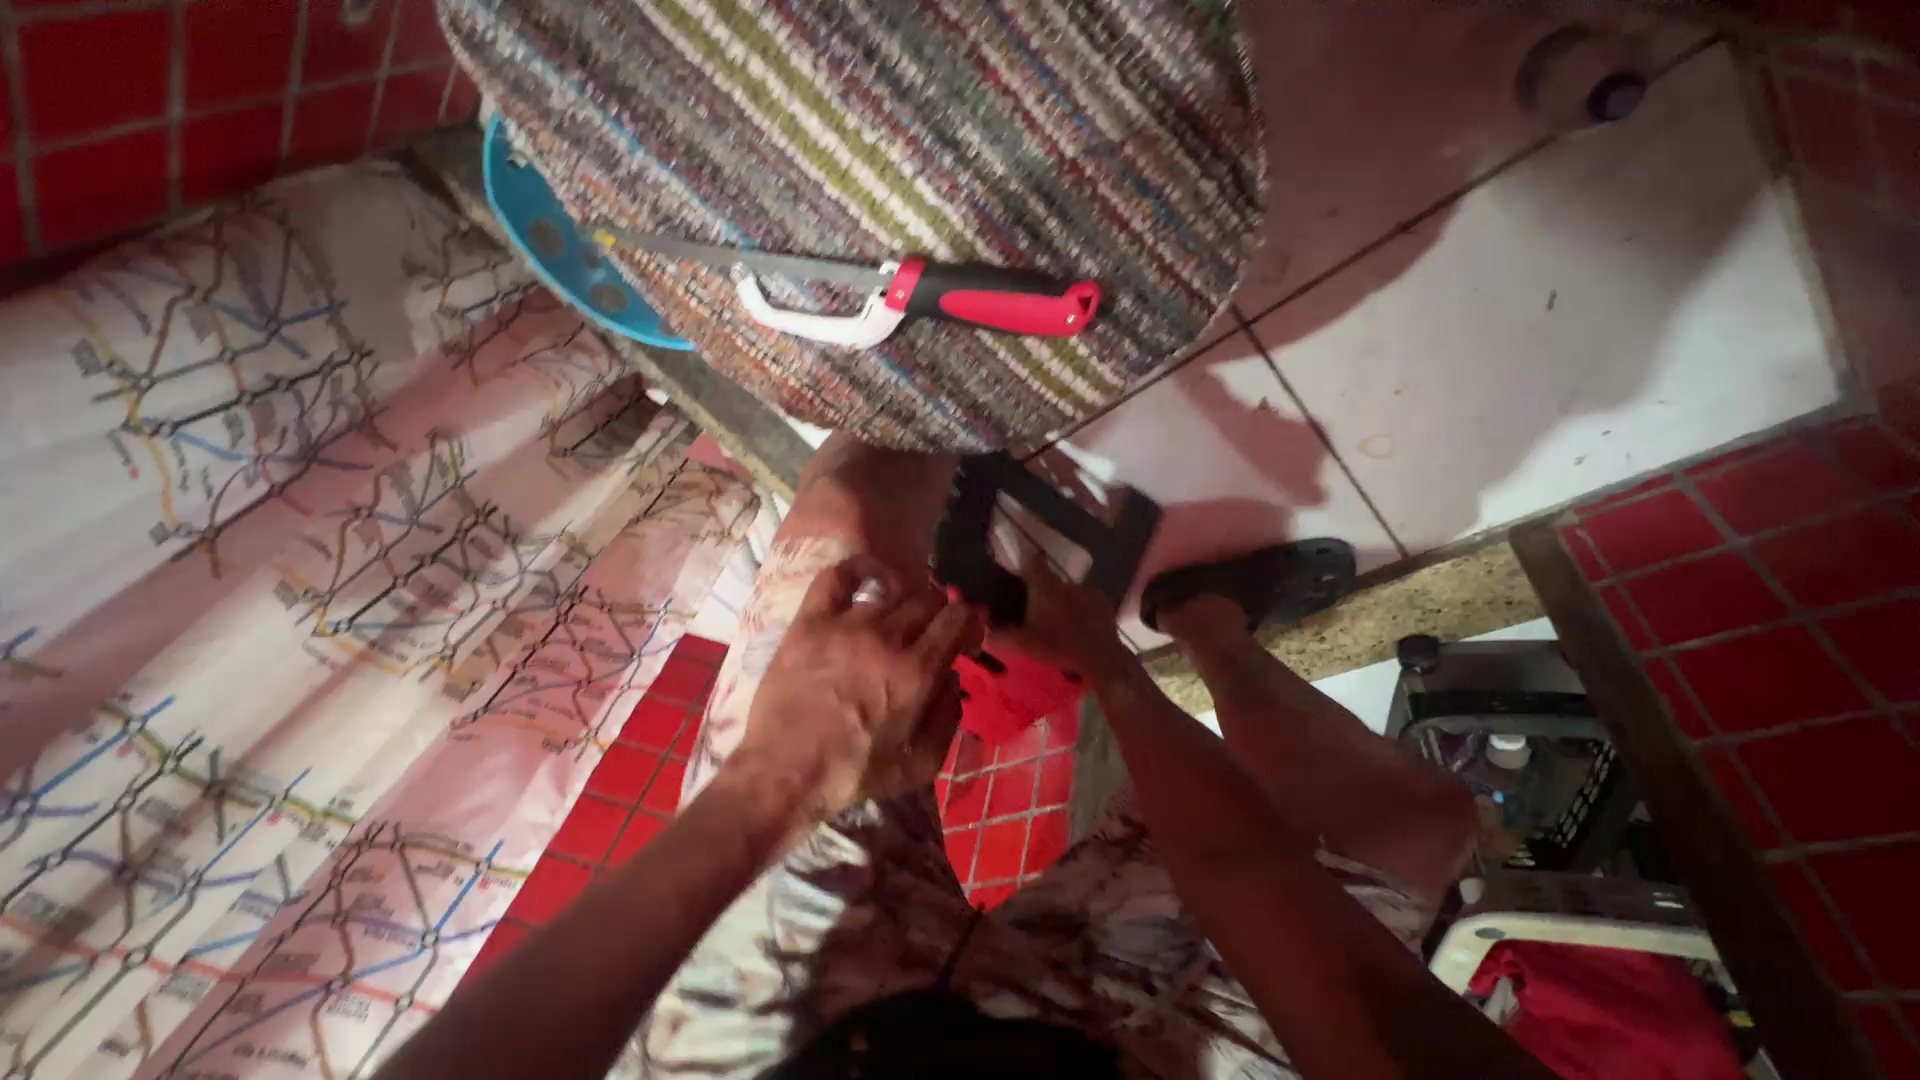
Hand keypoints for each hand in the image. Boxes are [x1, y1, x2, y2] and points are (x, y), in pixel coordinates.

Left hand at [733, 554, 984, 824]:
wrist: (784, 772)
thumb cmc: (854, 774)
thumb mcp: (922, 764)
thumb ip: (949, 717)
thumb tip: (953, 680)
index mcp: (918, 672)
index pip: (960, 618)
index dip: (972, 619)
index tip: (969, 630)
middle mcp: (887, 638)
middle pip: (929, 599)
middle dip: (941, 612)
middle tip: (934, 630)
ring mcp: (845, 624)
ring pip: (891, 593)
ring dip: (904, 603)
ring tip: (898, 619)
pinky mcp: (810, 621)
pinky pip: (839, 576)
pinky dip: (860, 570)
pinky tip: (869, 580)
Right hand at [988, 547, 1133, 684]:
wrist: (1100, 658)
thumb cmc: (1058, 646)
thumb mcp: (1023, 645)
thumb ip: (1000, 637)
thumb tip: (986, 634)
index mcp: (1045, 587)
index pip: (1032, 561)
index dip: (1025, 559)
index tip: (1020, 563)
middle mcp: (1066, 583)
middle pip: (1051, 579)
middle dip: (1043, 589)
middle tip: (1036, 606)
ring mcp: (1088, 592)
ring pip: (1070, 592)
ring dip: (1064, 601)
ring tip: (1059, 620)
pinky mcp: (1104, 605)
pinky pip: (1087, 603)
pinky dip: (1081, 611)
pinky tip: (1079, 627)